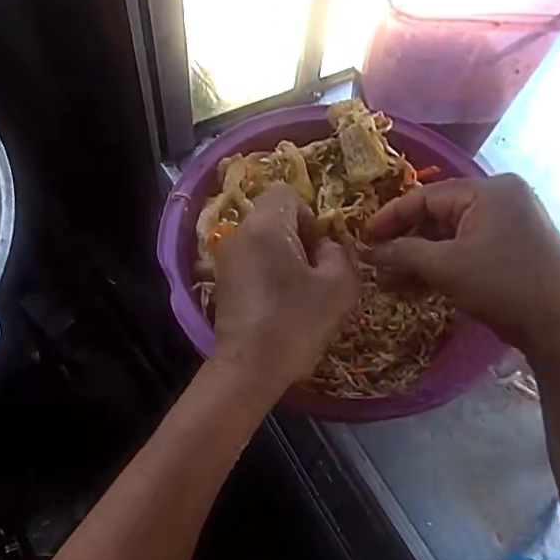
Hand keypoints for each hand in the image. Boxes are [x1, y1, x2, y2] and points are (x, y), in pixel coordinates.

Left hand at [209, 183, 357, 394]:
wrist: (250, 366)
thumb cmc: (296, 321)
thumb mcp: (339, 283)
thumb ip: (339, 252)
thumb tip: (324, 246)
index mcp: (264, 225)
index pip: (287, 193)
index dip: (309, 216)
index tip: (319, 249)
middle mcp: (238, 234)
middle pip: (272, 218)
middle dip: (297, 238)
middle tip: (314, 272)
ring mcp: (225, 260)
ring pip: (261, 243)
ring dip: (282, 258)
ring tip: (298, 291)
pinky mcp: (221, 284)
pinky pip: (249, 264)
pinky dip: (266, 275)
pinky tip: (278, 304)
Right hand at [363, 175, 559, 357]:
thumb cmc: (503, 284)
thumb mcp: (445, 266)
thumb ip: (402, 252)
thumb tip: (369, 250)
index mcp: (487, 190)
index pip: (424, 196)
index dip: (389, 218)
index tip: (362, 239)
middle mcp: (500, 199)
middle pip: (436, 215)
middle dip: (402, 242)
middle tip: (373, 263)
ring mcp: (507, 225)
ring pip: (448, 236)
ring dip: (416, 258)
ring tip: (388, 281)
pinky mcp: (509, 250)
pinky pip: (464, 250)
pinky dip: (438, 266)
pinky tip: (413, 287)